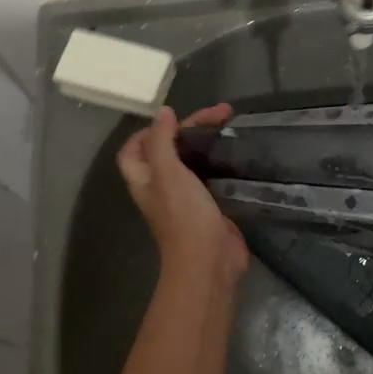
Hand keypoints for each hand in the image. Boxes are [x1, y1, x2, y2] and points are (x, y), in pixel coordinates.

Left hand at [116, 104, 247, 286]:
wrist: (210, 261)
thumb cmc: (183, 216)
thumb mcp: (167, 173)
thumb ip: (162, 141)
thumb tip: (162, 112)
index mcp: (145, 180)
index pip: (134, 150)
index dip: (148, 131)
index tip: (174, 118)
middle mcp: (162, 187)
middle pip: (169, 150)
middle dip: (190, 129)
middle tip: (221, 113)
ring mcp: (187, 197)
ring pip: (192, 160)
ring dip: (208, 142)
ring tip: (232, 125)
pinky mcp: (210, 205)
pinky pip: (212, 175)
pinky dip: (222, 161)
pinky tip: (238, 152)